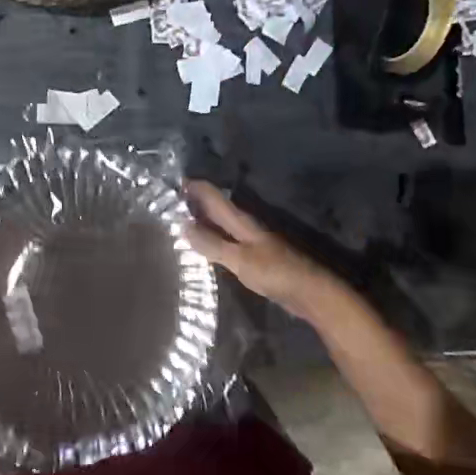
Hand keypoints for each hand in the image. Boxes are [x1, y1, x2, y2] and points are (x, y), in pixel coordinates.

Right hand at [185, 180, 343, 319]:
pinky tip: (201, 248)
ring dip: (201, 221)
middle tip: (166, 201)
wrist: (309, 292)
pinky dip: (211, 239)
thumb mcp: (240, 259)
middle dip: (194, 202)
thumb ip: (212, 243)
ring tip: (177, 221)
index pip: (213, 196)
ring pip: (220, 224)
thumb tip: (183, 224)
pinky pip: (226, 241)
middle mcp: (245, 226)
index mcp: (242, 221)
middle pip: (216, 208)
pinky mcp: (253, 258)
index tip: (170, 182)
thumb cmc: (276, 272)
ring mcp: (250, 241)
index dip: (194, 187)